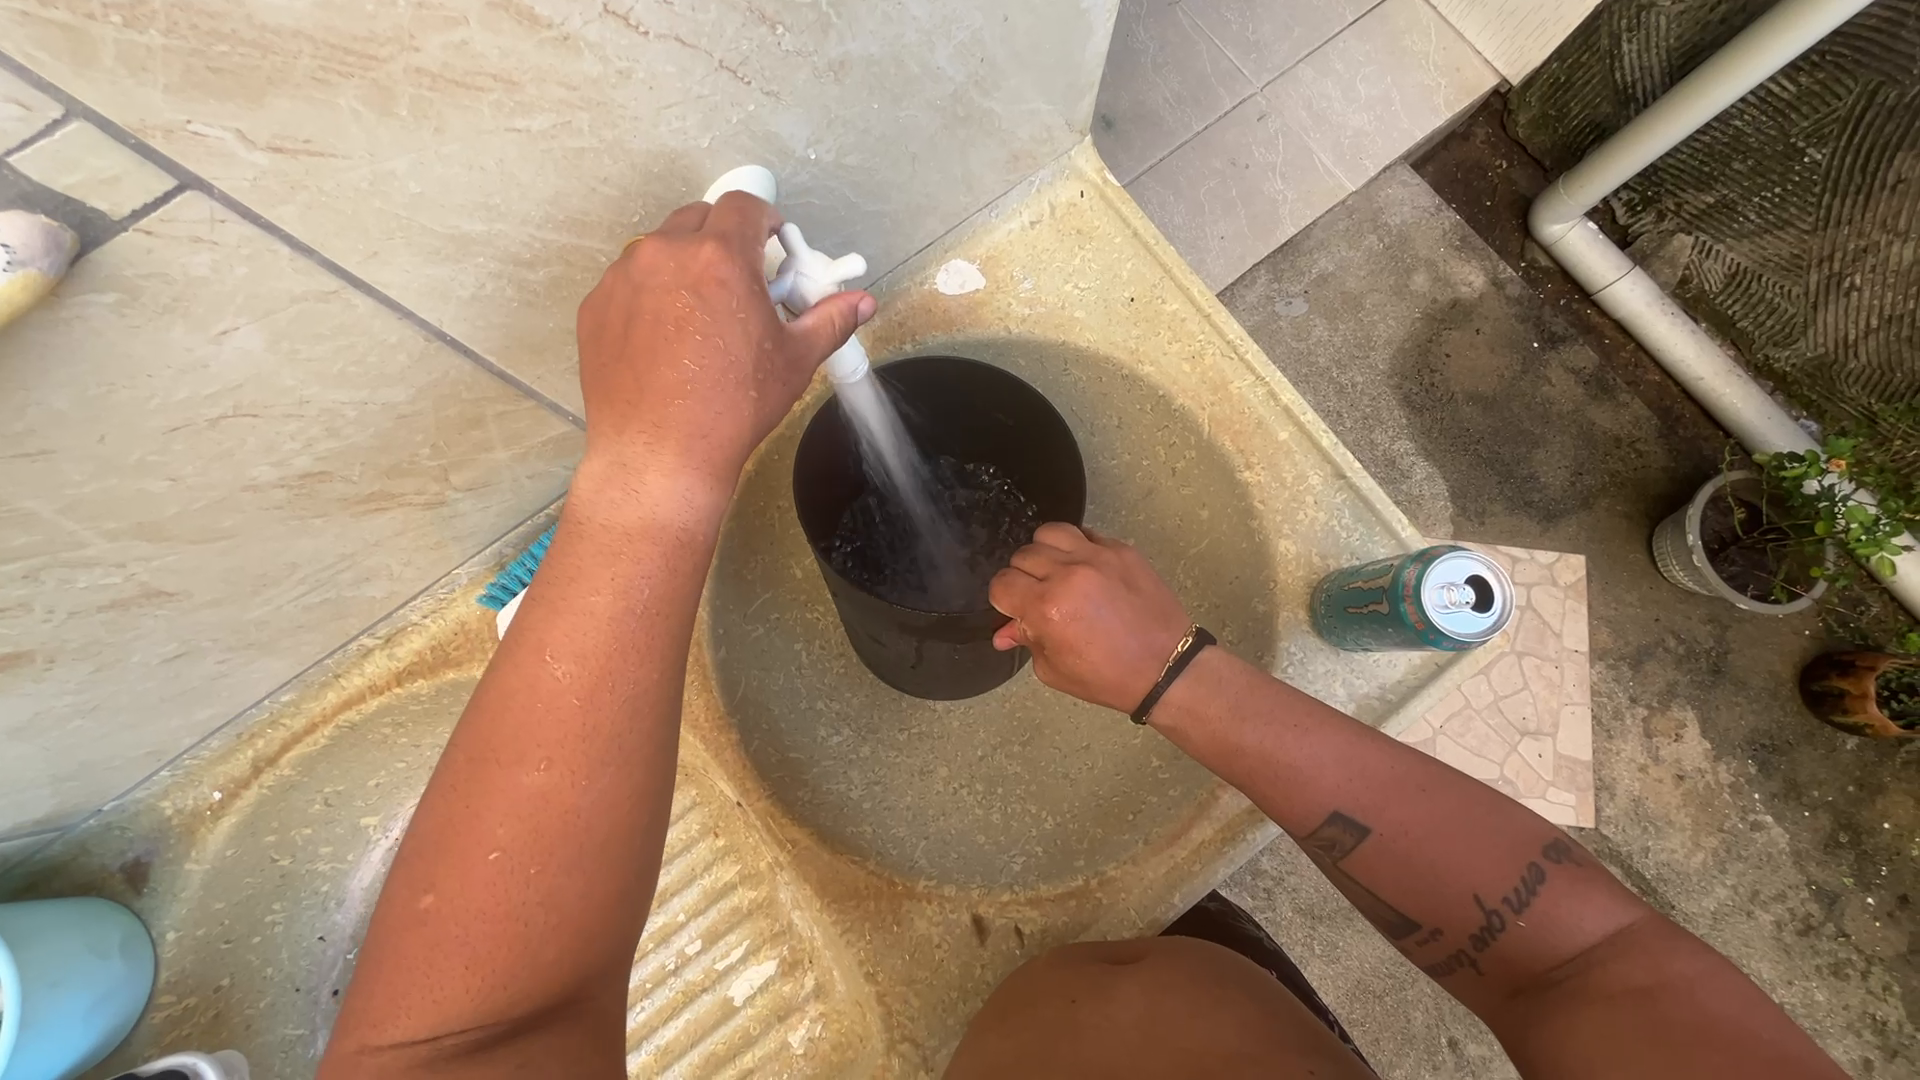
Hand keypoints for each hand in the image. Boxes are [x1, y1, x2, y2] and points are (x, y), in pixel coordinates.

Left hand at [574, 192, 874, 486]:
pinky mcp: (597, 306)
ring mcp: (624, 278)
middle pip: (699, 218)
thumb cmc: (733, 407)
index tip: (772, 243)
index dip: (764, 220)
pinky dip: (652, 296)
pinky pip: (630, 282)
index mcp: (720, 258)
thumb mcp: (794, 361)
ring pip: (661, 250)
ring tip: (702, 316)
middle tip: (742, 282)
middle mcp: (665, 254)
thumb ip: (829, 321)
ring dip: (686, 266)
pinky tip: (667, 340)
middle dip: (725, 239)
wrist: (662, 452)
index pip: (744, 205)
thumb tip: (862, 303)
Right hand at [989, 523, 1192, 712]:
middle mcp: (1068, 574)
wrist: (1166, 668)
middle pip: (1022, 556)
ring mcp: (1097, 557)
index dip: (1003, 600)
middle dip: (1024, 579)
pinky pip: (1085, 534)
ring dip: (1046, 553)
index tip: (1015, 609)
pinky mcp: (1121, 550)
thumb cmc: (1108, 677)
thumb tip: (1004, 631)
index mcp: (1047, 607)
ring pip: (1049, 533)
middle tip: (1039, 597)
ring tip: (1057, 573)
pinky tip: (1084, 569)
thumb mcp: (1054, 669)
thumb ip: (1027, 641)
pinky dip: (1078, 548)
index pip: (1001, 584)